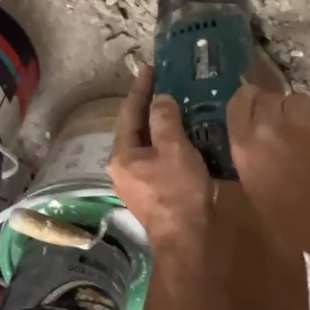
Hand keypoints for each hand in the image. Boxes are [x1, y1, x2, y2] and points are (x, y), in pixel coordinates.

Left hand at [108, 66, 215, 252]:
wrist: (187, 240)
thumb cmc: (178, 192)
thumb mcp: (174, 149)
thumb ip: (164, 120)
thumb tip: (160, 100)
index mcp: (122, 155)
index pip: (129, 113)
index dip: (140, 89)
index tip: (150, 68)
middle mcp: (122, 168)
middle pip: (135, 129)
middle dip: (150, 107)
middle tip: (166, 84)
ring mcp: (135, 182)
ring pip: (146, 144)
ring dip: (160, 125)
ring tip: (178, 106)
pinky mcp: (151, 193)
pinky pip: (156, 158)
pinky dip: (167, 143)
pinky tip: (183, 136)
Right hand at [226, 84, 309, 259]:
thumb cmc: (291, 218)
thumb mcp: (255, 187)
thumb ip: (253, 156)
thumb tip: (260, 144)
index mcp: (245, 144)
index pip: (239, 101)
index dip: (248, 99)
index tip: (255, 105)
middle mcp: (268, 124)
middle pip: (268, 97)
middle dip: (276, 107)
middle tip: (286, 126)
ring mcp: (299, 118)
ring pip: (297, 99)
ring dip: (300, 112)